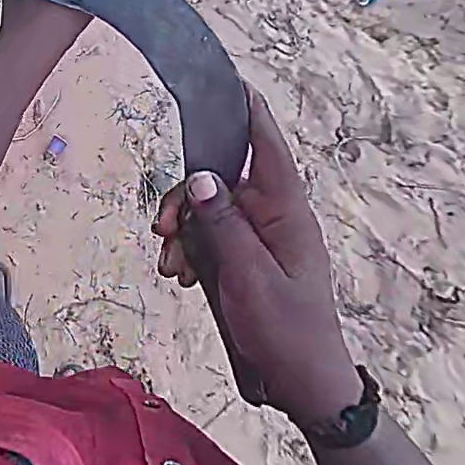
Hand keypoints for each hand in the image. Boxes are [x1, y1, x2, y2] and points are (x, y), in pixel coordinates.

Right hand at [152, 84, 362, 421]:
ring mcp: (256, 236)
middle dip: (184, 202)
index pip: (268, 148)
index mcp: (285, 211)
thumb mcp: (249, 275)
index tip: (233, 84)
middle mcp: (270, 215)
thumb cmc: (285, 328)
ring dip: (182, 233)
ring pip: (204, 210)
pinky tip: (181, 275)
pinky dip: (188, 250)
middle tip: (162, 232)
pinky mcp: (243, 255)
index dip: (251, 114)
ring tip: (173, 267)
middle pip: (217, 181)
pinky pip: (206, 236)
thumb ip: (223, 223)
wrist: (301, 381)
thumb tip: (201, 175)